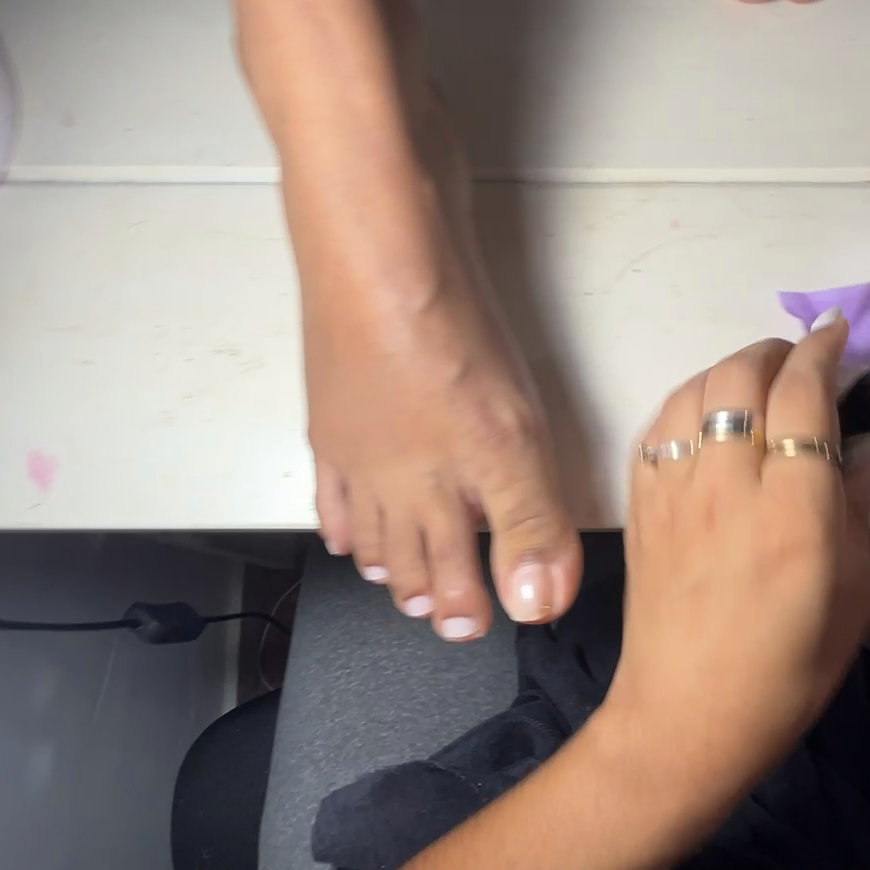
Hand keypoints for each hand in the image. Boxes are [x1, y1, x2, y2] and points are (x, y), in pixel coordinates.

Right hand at [283, 84, 583, 641]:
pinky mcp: (337, 392)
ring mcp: (352, 434)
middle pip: (404, 548)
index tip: (472, 627)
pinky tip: (342, 515)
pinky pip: (333, 472)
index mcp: (430, 487)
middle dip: (426, 586)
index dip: (462, 602)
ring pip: (366, 517)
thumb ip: (525, 522)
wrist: (377, 243)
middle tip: (435, 613)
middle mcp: (383, 473)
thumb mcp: (509, 438)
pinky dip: (340, 508)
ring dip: (383, 554)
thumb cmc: (442, 337)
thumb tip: (536, 608)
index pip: (445, 568)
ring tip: (392, 579)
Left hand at [599, 315, 869, 801]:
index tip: (834, 334)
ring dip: (728, 369)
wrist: (684, 712)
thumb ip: (855, 514)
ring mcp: (673, 490)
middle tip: (797, 359)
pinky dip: (684, 402)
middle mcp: (729, 486)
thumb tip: (859, 455)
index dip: (821, 352)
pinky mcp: (638, 504)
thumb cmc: (784, 671)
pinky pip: (656, 426)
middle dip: (774, 350)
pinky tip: (703, 415)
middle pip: (742, 377)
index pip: (803, 397)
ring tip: (753, 381)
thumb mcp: (852, 599)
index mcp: (795, 512)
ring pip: (694, 391)